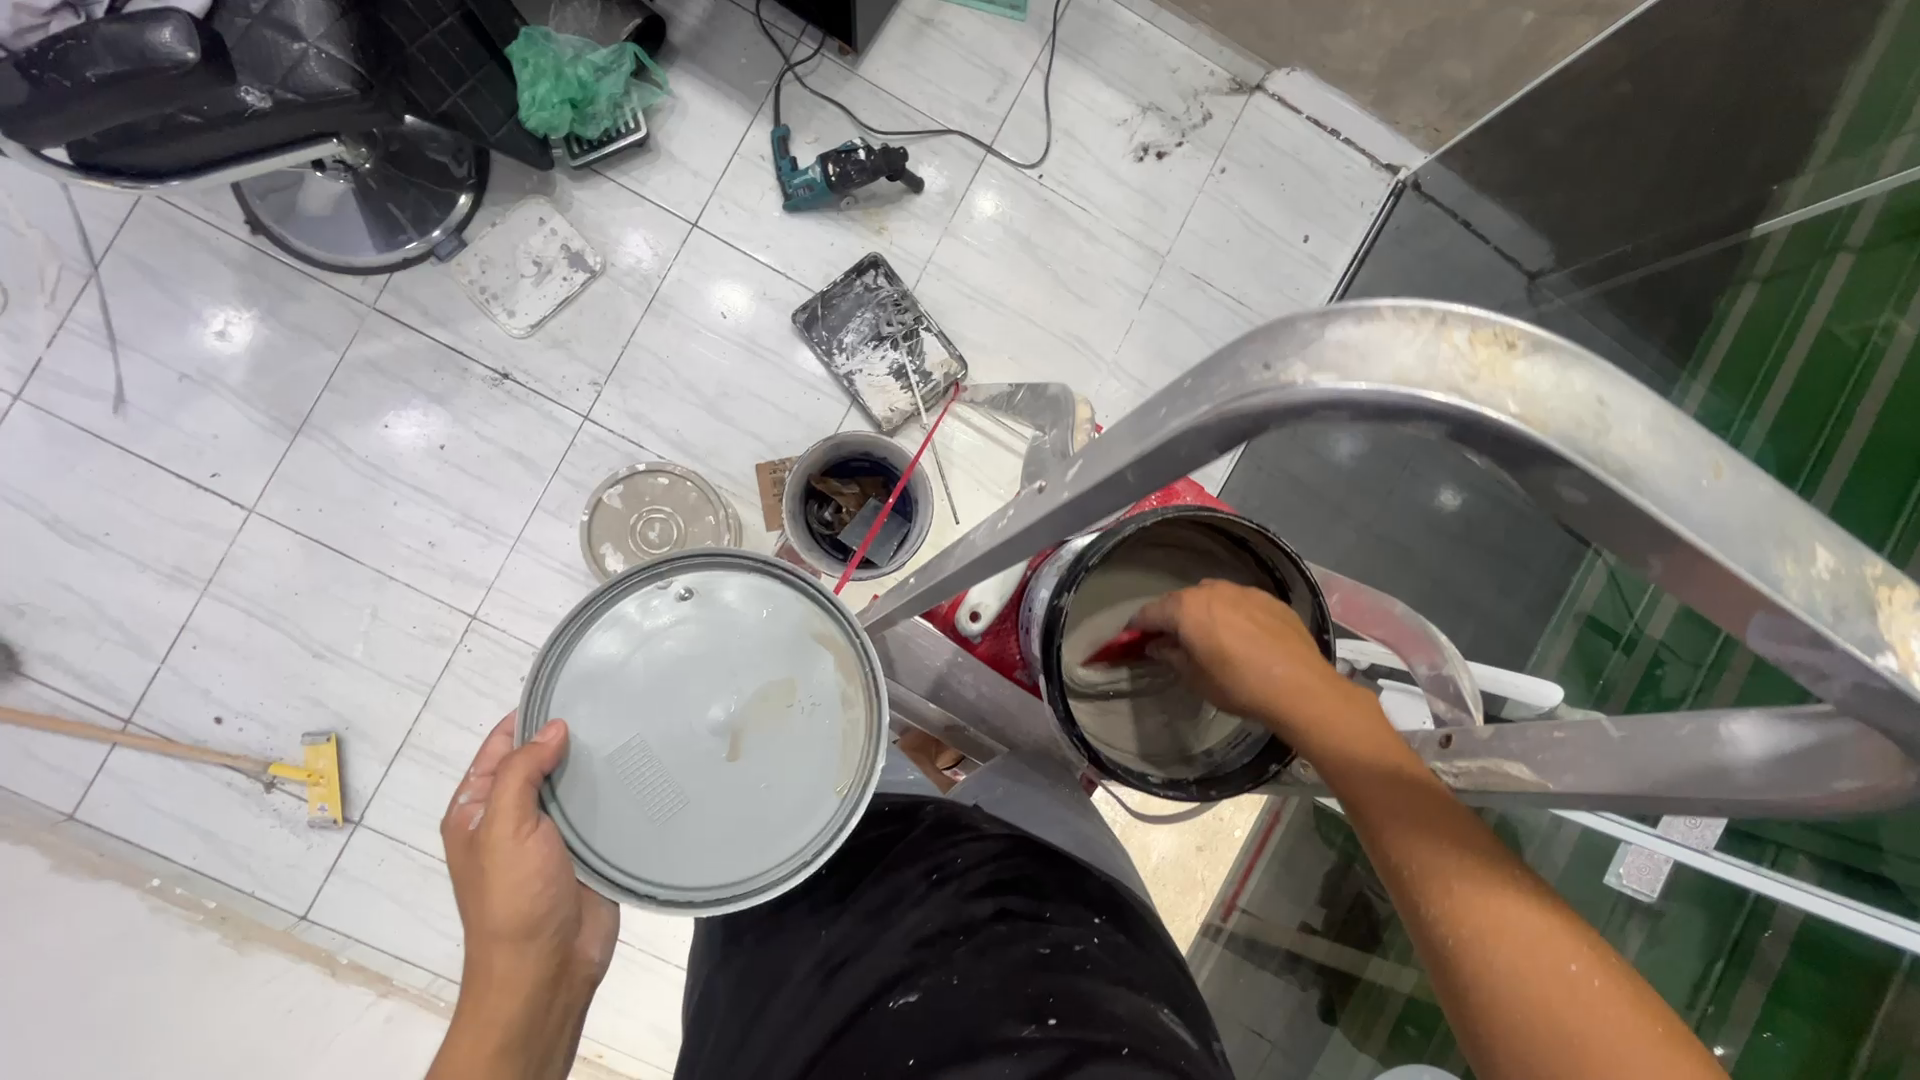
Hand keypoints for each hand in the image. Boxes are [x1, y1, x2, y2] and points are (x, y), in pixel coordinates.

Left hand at [430, 715, 618, 1079]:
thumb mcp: (503, 828)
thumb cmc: (514, 898)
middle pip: (541, 760)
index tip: (570, 687)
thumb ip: (520, 772)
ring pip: (575, 782)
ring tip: (637, 726)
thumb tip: (554, 727)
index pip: (501, 746)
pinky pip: (601, 809)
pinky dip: (618, 789)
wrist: (548, 968)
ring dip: (598, 761)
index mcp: (478, 809)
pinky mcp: (588, 850)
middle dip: (571, 734)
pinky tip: (644, 768)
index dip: (529, 716)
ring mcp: (552, 834)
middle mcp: (514, 816)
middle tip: (616, 701)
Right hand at [1127, 580, 1383, 755]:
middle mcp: (1212, 591)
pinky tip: (1242, 636)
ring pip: (1212, 596)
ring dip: (1203, 612)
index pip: (1150, 612)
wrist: (1300, 687)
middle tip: (1170, 640)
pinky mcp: (1270, 599)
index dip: (1138, 626)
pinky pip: (1240, 602)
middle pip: (1180, 601)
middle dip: (1171, 617)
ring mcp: (1244, 591)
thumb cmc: (1238, 685)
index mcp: (1187, 609)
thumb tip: (1158, 645)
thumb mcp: (1195, 678)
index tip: (1132, 639)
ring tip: (1208, 635)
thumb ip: (1172, 656)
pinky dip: (1232, 613)